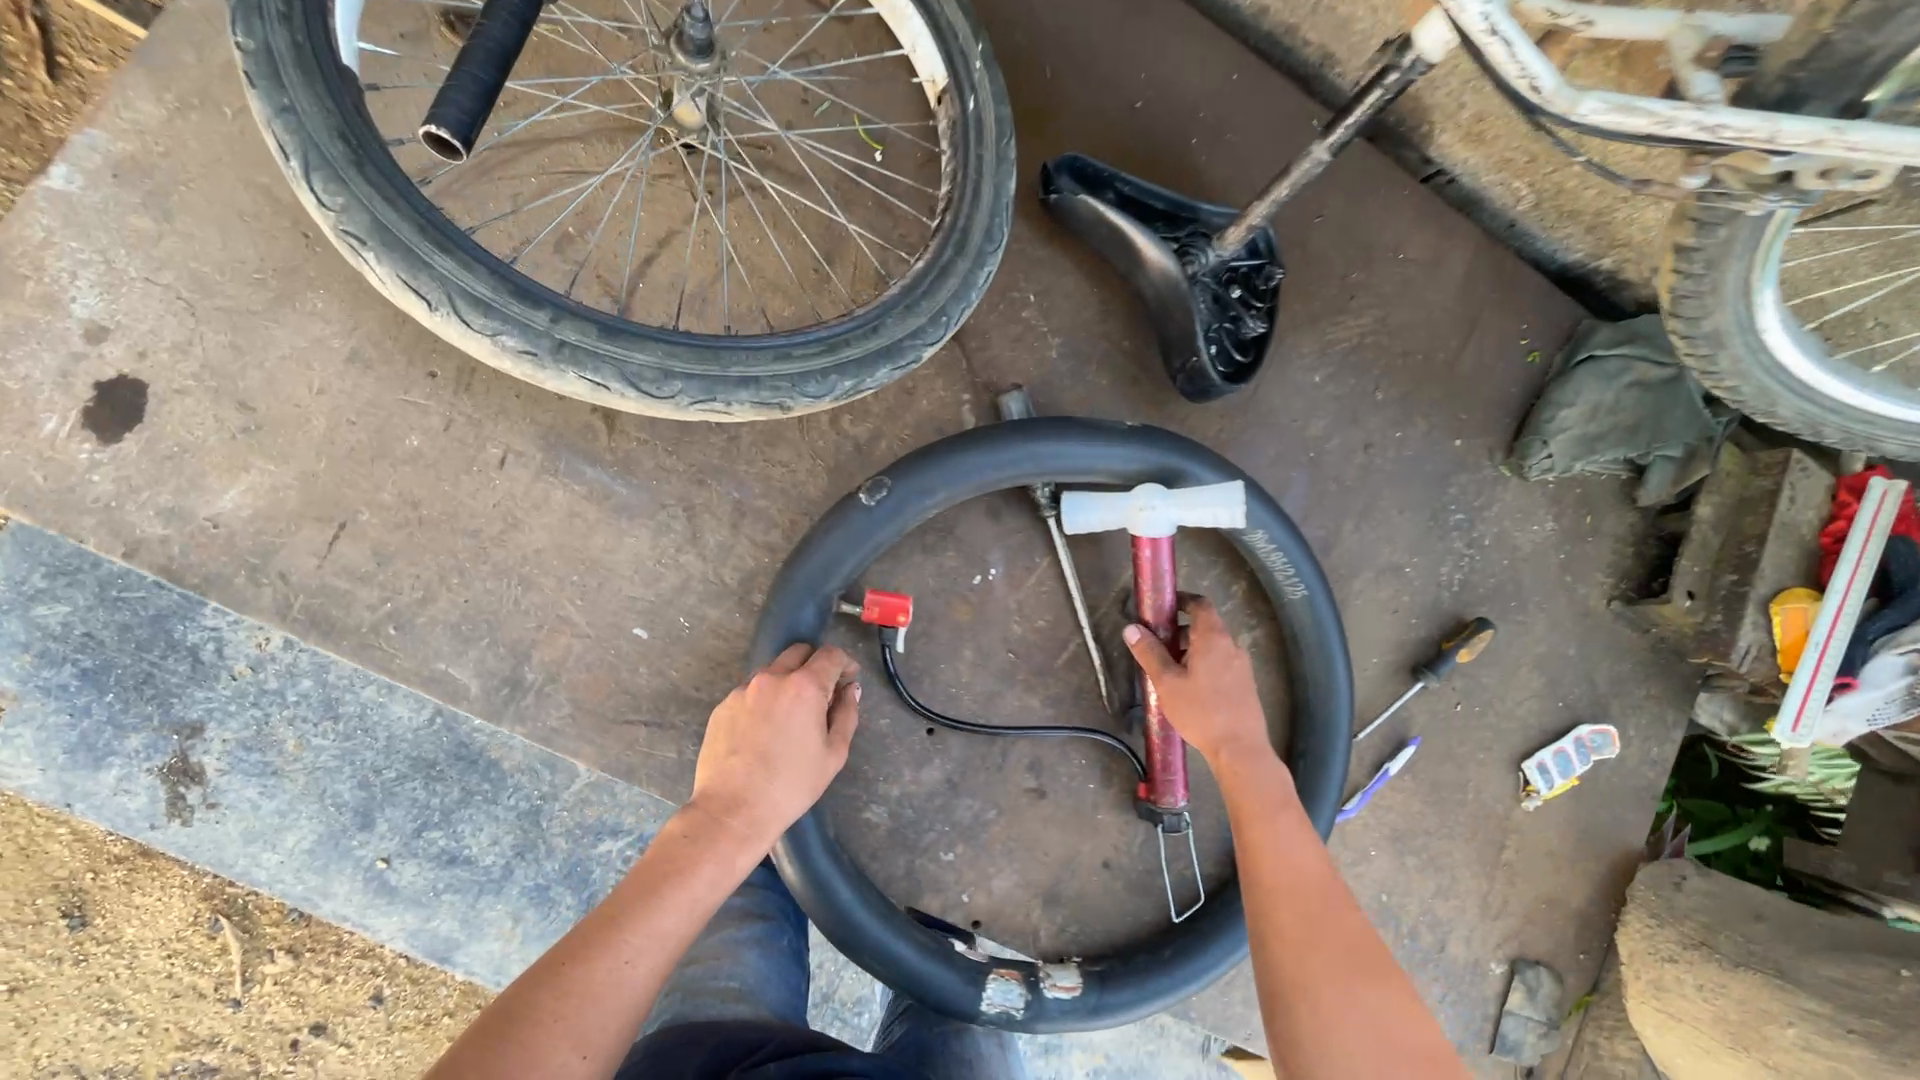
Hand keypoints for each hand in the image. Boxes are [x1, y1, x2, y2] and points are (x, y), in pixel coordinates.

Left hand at [687, 643, 860, 848]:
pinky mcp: (722, 706)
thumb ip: (846, 714)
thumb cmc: (791, 785)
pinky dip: (764, 700)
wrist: (733, 810)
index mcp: (804, 687)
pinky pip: (750, 692)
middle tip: (821, 694)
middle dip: (815, 665)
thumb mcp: (833, 754)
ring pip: (772, 671)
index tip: (848, 679)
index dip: (845, 663)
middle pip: (799, 652)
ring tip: (790, 716)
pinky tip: (764, 731)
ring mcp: (742, 690)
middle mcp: (772, 679)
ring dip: (787, 681)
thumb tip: (850, 690)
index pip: (830, 655)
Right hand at [1122, 596, 1272, 765]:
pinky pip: (1221, 662)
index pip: (1199, 604)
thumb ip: (1149, 653)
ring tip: (1170, 671)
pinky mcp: (1245, 683)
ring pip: (1213, 646)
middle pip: (1205, 625)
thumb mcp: (1166, 682)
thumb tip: (1131, 628)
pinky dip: (1204, 663)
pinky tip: (1190, 688)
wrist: (1240, 748)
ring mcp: (1242, 664)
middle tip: (1158, 646)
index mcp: (1212, 637)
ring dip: (1191, 649)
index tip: (1162, 609)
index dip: (1181, 601)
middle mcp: (1231, 645)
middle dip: (1180, 631)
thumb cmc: (1201, 711)